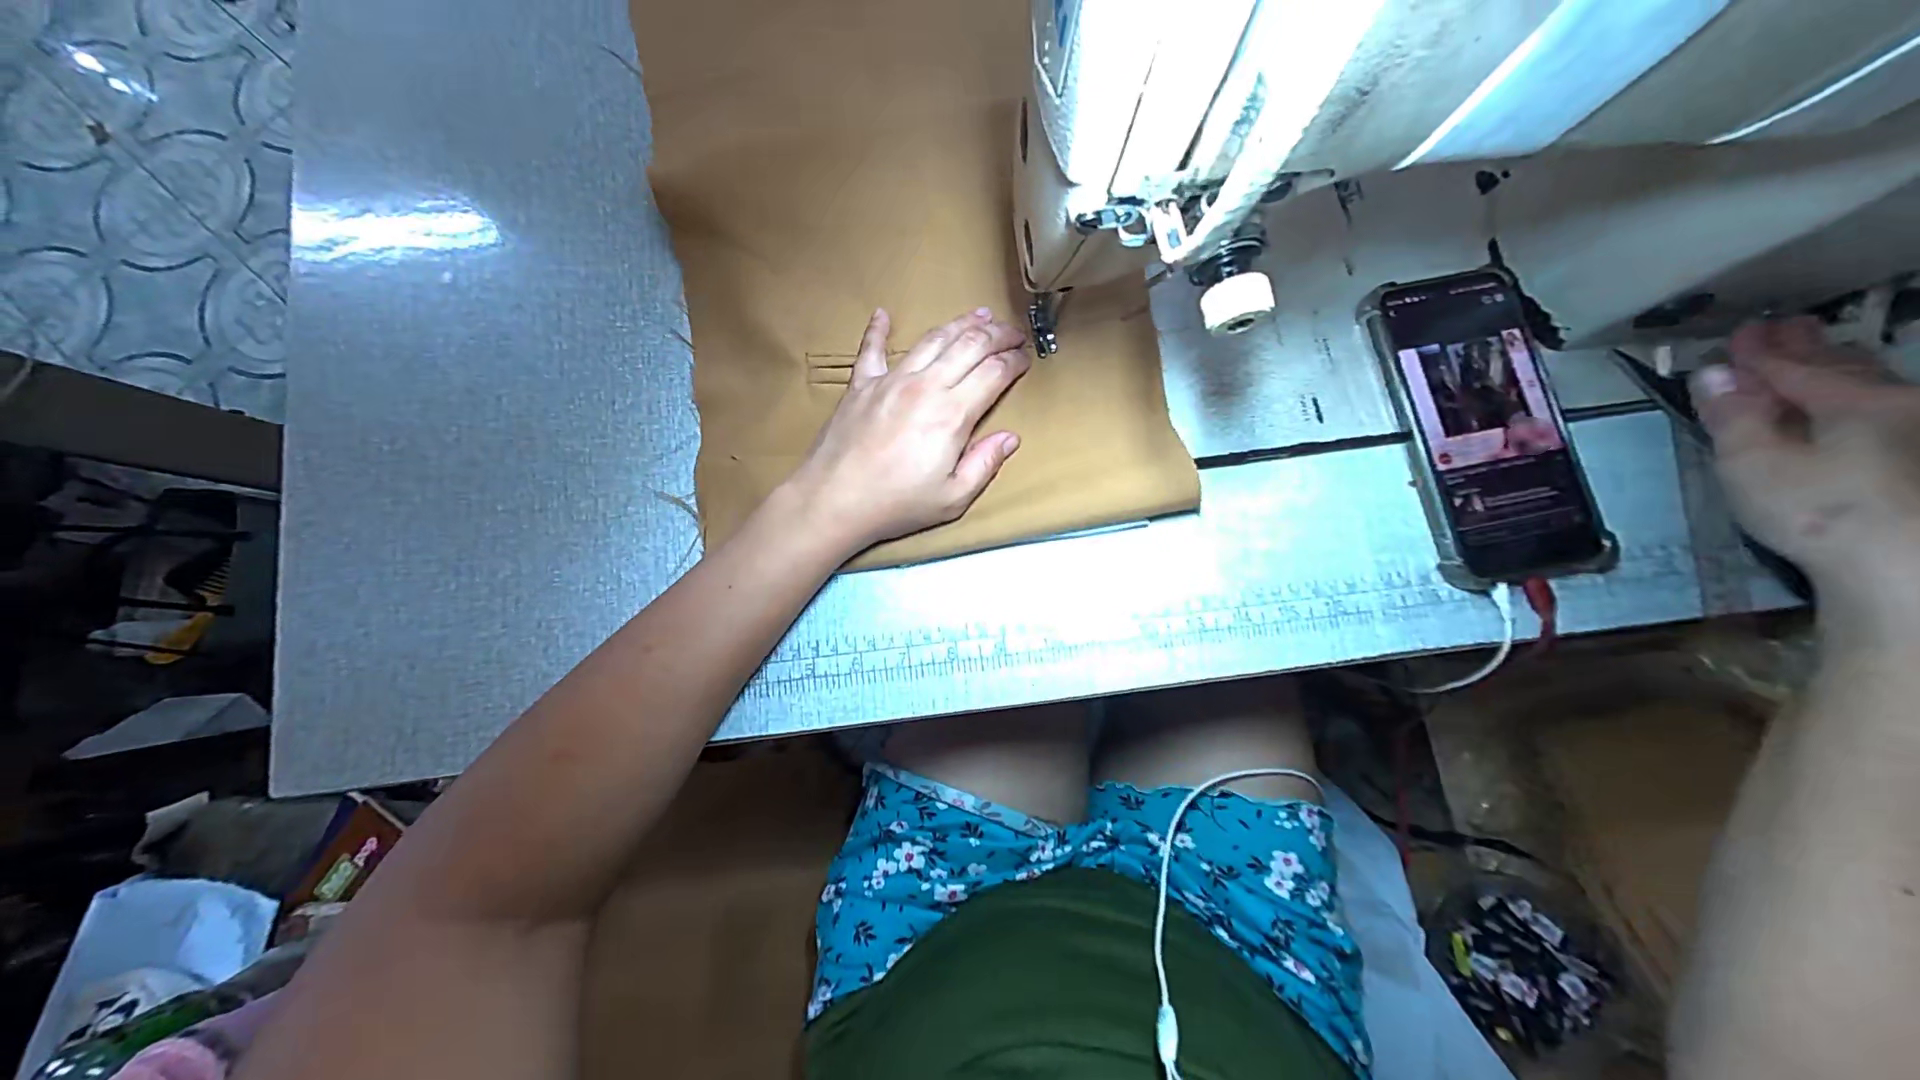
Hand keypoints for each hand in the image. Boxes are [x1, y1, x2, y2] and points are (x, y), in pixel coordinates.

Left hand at [781, 306, 1031, 555]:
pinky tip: (882, 314)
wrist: (834, 499)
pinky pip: (871, 349)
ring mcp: (890, 380)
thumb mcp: (952, 498)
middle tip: (1012, 333)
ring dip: (959, 324)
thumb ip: (984, 465)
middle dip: (997, 334)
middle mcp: (925, 386)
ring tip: (979, 315)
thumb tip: (1010, 438)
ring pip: (932, 339)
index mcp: (953, 414)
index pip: (994, 373)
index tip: (1026, 359)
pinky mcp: (861, 384)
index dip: (1015, 362)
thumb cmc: (896, 504)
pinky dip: (877, 330)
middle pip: (969, 345)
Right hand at [1692, 317, 1919, 623]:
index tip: (1739, 332)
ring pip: (1878, 388)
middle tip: (1786, 330)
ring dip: (1842, 370)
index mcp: (1852, 402)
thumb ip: (1733, 416)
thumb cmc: (1818, 512)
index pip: (1794, 368)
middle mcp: (1898, 406)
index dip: (1762, 351)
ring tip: (1822, 359)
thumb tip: (1714, 373)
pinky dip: (1864, 398)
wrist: (1909, 570)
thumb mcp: (1753, 464)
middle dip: (1810, 350)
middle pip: (1846, 369)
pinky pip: (1891, 411)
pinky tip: (1863, 406)